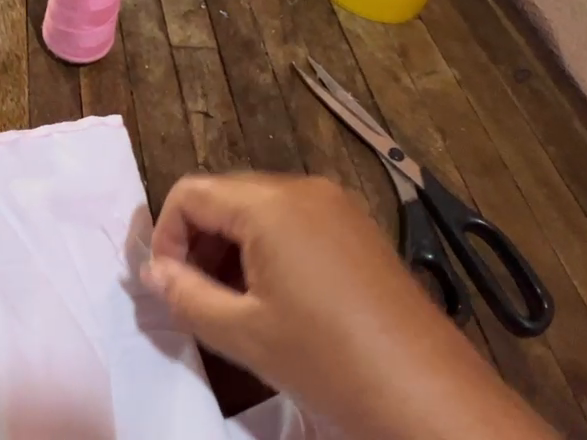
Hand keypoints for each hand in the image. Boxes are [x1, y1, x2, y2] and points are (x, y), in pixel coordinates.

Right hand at [143, 174, 553, 439]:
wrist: (433, 399)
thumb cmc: (328, 361)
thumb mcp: (245, 335)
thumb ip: (186, 296)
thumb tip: (153, 273)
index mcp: (269, 203)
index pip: (190, 193)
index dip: (166, 236)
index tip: (168, 286)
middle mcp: (302, 188)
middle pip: (224, 196)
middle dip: (198, 243)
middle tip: (196, 299)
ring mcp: (335, 205)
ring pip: (257, 210)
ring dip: (231, 248)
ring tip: (234, 306)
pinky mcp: (357, 229)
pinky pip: (292, 223)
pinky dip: (268, 250)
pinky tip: (277, 300)